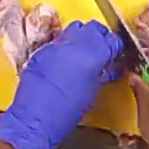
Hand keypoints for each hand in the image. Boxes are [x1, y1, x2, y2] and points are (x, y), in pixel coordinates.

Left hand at [0, 21, 122, 148]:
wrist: (34, 120)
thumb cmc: (66, 113)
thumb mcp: (92, 93)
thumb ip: (102, 74)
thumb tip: (108, 68)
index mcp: (92, 55)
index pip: (111, 40)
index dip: (115, 47)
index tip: (115, 54)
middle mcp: (74, 45)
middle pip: (92, 28)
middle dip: (99, 36)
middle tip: (101, 50)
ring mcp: (55, 46)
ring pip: (74, 30)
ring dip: (80, 38)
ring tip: (82, 55)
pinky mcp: (41, 51)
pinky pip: (58, 42)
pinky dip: (65, 47)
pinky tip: (65, 62)